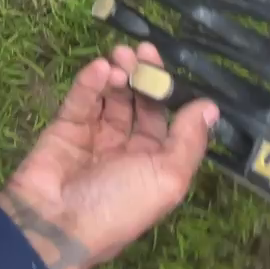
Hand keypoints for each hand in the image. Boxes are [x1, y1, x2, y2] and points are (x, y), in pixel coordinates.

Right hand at [0, 44, 218, 268]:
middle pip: (135, 104)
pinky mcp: (65, 124)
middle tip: (137, 52)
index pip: (164, 120)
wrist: (58, 216)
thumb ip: (188, 140)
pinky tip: (99, 68)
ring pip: (108, 97)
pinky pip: (80, 99)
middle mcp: (126, 147)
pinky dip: (89, 82)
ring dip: (116, 76)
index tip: (162, 62)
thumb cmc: (121, 203)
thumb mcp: (167, 177)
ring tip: (119, 58)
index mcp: (155, 164)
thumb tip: (210, 107)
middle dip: (139, 78)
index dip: (166, 92)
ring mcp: (94, 134)